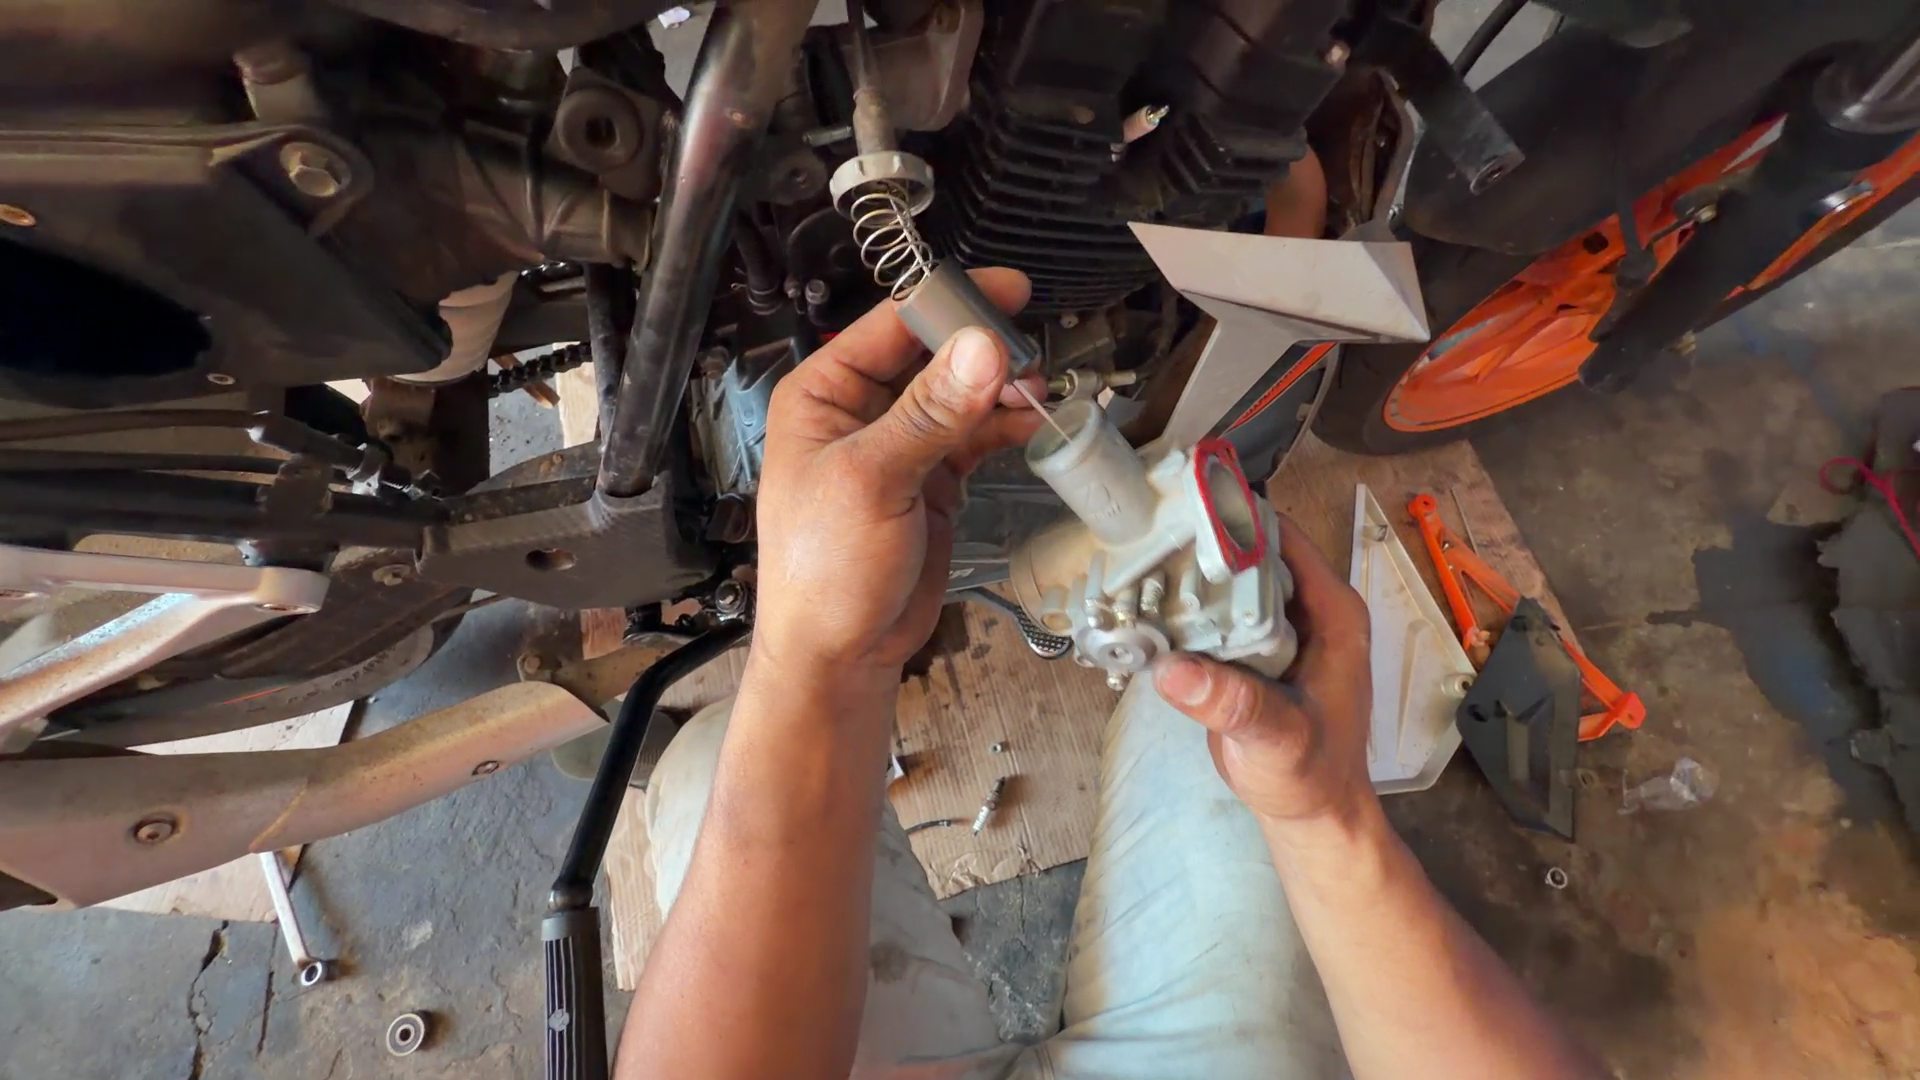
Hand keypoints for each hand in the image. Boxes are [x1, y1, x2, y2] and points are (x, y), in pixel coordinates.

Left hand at [753, 268, 1041, 677]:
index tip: (1006, 294)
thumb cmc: (824, 570)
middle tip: (1030, 353)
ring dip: (1001, 389)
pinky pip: (975, 436)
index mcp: (825, 395)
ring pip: (961, 396)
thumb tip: (981, 350)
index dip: (948, 305)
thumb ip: (929, 414)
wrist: (841, 651)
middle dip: (983, 351)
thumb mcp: (872, 481)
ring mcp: (903, 445)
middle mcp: (863, 412)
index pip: (891, 327)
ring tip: (1037, 390)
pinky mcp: (934, 478)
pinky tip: (1032, 420)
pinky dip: (1005, 426)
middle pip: (933, 357)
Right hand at [1151, 515, 1374, 827]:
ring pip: (1222, 583)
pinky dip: (1179, 611)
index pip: (1279, 537)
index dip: (1232, 520)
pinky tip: (1142, 610)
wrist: (1308, 812)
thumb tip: (1171, 668)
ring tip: (1131, 568)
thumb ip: (1233, 702)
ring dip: (1182, 578)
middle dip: (1195, 547)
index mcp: (1329, 610)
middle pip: (1243, 554)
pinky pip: (1209, 615)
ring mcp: (1269, 628)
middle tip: (1142, 541)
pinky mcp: (1242, 649)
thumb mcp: (1279, 738)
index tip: (1180, 512)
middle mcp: (1300, 608)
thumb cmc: (1311, 774)